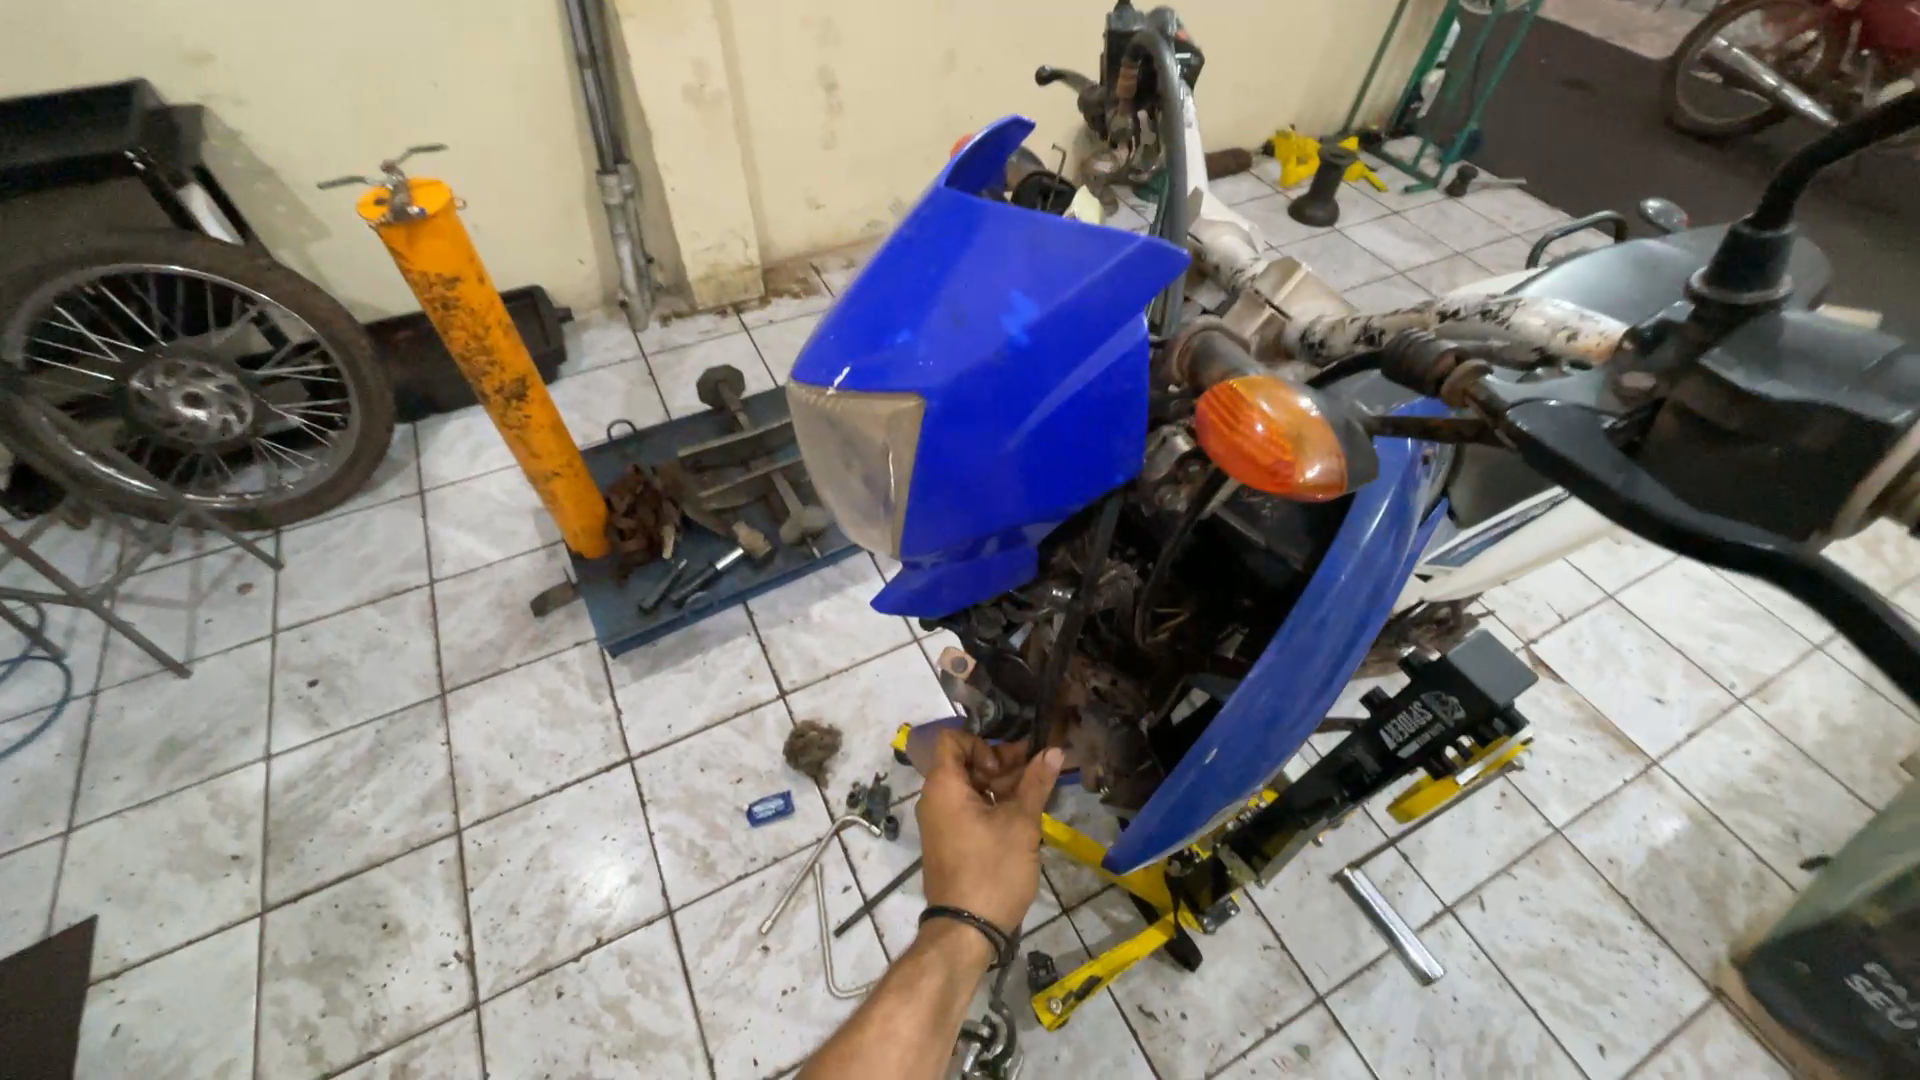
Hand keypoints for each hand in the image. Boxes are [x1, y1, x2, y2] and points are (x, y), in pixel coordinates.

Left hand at [916, 732, 1064, 936]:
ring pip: (970, 787)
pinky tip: (1021, 816)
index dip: (982, 744)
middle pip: (965, 762)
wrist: (967, 931)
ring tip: (1034, 794)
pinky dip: (991, 805)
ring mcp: (940, 822)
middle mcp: (935, 798)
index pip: (952, 740)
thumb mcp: (1021, 823)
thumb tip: (1053, 750)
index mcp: (943, 786)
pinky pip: (967, 809)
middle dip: (1000, 764)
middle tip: (1034, 773)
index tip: (1005, 767)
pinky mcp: (949, 841)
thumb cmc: (992, 870)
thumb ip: (1036, 782)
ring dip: (1000, 785)